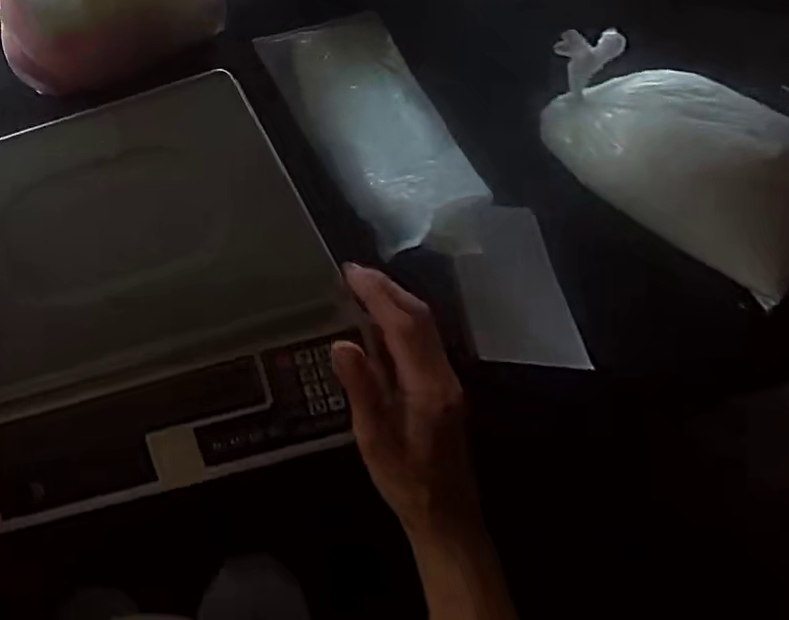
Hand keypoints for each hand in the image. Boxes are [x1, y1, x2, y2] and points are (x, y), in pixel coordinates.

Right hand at [330, 265, 478, 540]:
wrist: (446, 517)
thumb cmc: (405, 480)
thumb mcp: (374, 439)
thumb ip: (361, 389)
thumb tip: (341, 343)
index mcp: (428, 388)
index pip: (404, 327)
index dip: (377, 295)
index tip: (350, 273)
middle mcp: (443, 378)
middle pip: (420, 318)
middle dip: (387, 288)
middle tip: (351, 270)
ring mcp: (446, 381)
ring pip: (425, 326)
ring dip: (394, 298)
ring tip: (361, 284)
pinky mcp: (441, 386)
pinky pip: (422, 339)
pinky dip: (399, 316)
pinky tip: (377, 317)